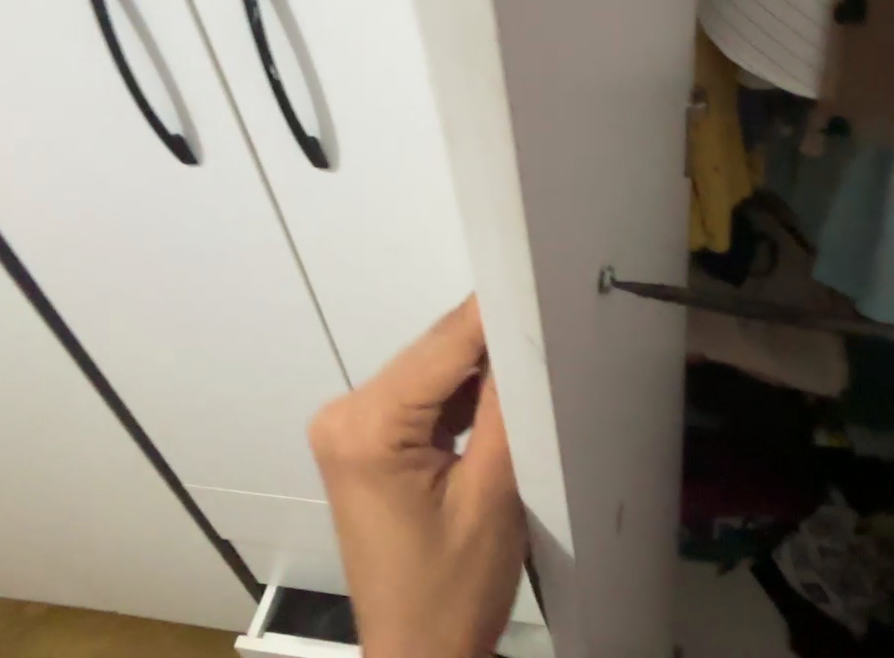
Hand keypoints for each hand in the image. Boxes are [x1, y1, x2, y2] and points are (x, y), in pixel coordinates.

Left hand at [308, 296, 526, 657]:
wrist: (419, 656)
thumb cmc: (456, 588)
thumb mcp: (493, 493)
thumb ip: (505, 403)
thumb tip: (522, 329)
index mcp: (365, 427)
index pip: (442, 346)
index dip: (494, 309)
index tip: (540, 274)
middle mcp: (345, 413)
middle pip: (432, 353)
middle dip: (490, 334)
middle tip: (549, 302)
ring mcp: (351, 427)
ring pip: (430, 370)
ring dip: (480, 360)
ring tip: (537, 336)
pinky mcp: (366, 440)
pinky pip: (423, 396)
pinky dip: (463, 389)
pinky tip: (504, 380)